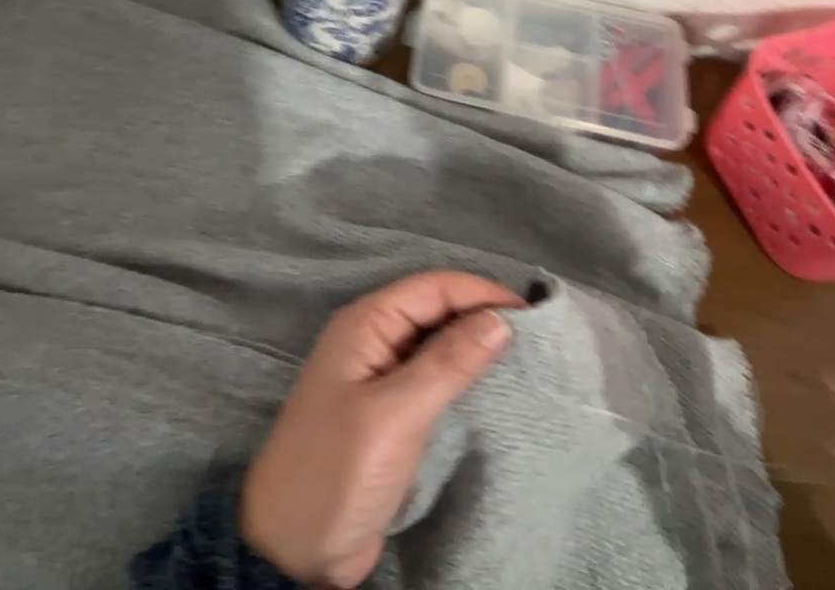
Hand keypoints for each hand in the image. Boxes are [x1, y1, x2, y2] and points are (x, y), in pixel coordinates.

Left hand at [241, 272, 523, 587]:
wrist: (293, 546)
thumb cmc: (336, 471)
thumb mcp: (394, 414)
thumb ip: (447, 363)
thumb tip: (500, 319)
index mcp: (364, 324)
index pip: (432, 288)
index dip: (482, 293)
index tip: (536, 316)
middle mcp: (372, 341)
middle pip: (436, 311)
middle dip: (483, 317)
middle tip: (541, 341)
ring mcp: (379, 378)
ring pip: (437, 345)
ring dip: (477, 349)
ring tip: (530, 364)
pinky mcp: (390, 413)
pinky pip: (433, 381)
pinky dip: (465, 380)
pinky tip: (496, 394)